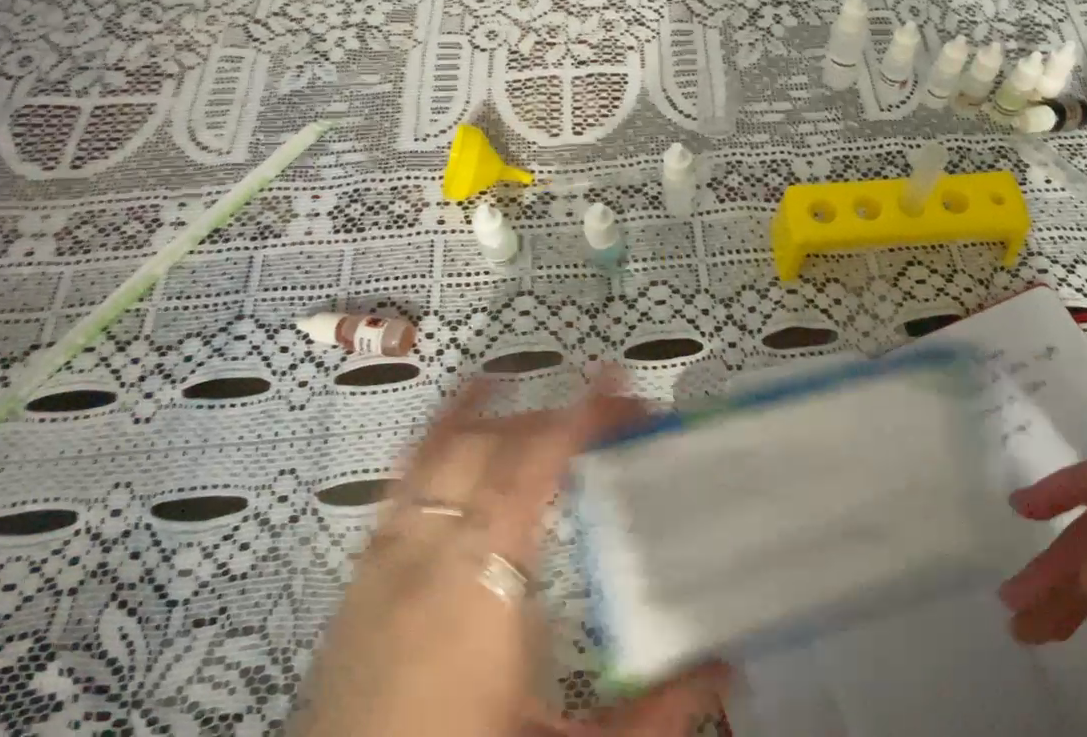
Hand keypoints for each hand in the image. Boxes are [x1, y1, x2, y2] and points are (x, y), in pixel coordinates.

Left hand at [294, 370, 725, 736]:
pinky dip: (432, 441)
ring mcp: (382, 565)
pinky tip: (455, 422)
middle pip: (487, 452)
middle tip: (614, 414)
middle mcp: (427, 562)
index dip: (575, 419)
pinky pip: (397, 486)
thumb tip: (729, 668)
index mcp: (480, 596)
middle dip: (552, 415)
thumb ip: (654, 713)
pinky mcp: (357, 581)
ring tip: (541, 393)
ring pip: (437, 457)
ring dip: (494, 418)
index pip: (531, 475)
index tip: (617, 382)